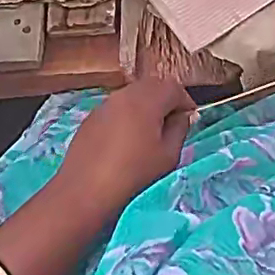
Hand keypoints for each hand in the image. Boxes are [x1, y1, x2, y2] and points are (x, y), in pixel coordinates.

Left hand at [54, 79, 197, 212]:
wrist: (84, 190)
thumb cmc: (133, 173)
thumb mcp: (168, 155)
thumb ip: (179, 129)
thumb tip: (181, 115)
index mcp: (146, 100)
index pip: (173, 87)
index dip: (185, 101)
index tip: (189, 119)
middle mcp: (125, 94)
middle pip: (152, 85)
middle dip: (166, 99)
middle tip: (172, 122)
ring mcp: (105, 103)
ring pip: (133, 93)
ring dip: (146, 105)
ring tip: (150, 131)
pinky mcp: (91, 116)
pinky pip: (117, 106)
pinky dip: (128, 113)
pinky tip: (127, 138)